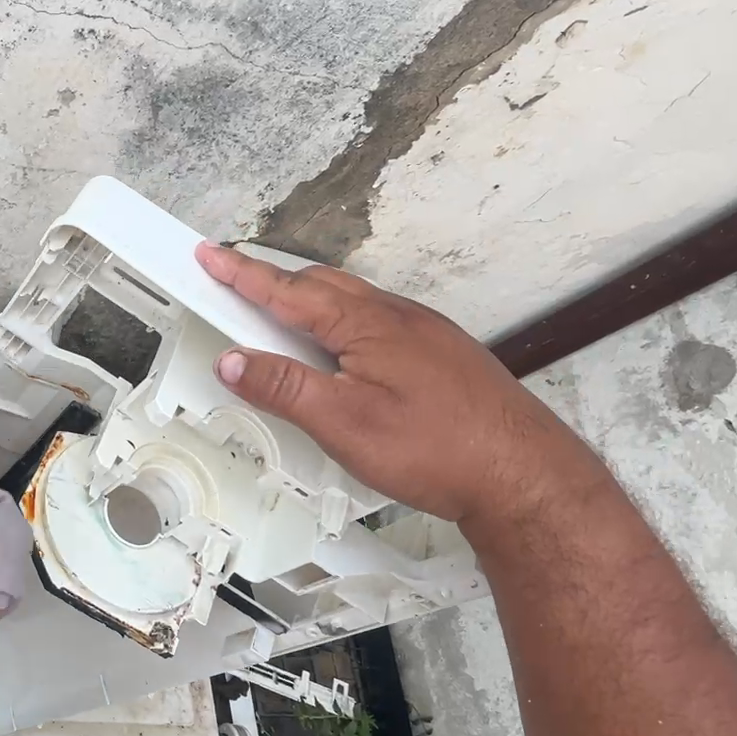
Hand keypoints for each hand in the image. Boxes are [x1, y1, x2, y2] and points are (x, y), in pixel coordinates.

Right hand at [194, 242, 604, 525]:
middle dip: (269, 282)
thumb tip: (233, 360)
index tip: (210, 255)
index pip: (286, 291)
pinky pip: (373, 322)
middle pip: (318, 285)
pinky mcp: (437, 354)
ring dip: (304, 303)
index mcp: (366, 325)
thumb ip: (282, 387)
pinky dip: (337, 324)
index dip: (241, 273)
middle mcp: (397, 317)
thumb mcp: (342, 423)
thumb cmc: (442, 450)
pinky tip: (335, 354)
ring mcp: (422, 334)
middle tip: (232, 285)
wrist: (526, 480)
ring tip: (275, 324)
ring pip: (348, 303)